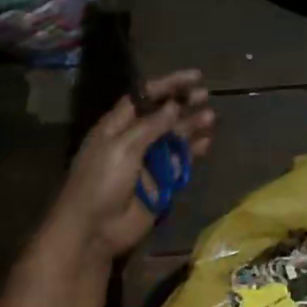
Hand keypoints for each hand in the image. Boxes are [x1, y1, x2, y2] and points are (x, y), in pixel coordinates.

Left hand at [50, 69, 214, 259]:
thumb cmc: (101, 181)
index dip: (167, 85)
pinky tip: (206, 142)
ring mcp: (148, 161)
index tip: (193, 77)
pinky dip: (193, 151)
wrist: (95, 229)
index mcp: (117, 125)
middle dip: (183, 103)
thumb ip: (151, 126)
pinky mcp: (161, 182)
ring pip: (174, 137)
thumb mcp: (123, 147)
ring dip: (191, 126)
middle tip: (205, 94)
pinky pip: (180, 162)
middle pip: (162, 115)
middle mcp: (134, 138)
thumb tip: (174, 105)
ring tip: (211, 117)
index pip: (144, 96)